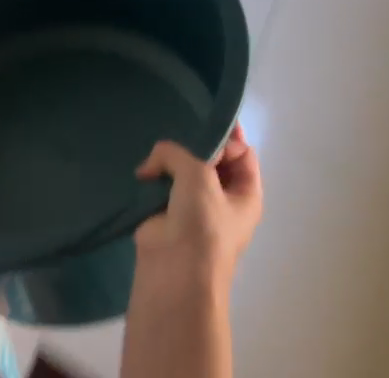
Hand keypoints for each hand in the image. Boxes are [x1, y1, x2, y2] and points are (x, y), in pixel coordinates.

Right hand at [132, 127, 262, 291]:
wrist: (175, 268)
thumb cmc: (202, 223)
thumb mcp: (198, 175)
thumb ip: (176, 153)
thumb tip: (153, 164)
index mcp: (246, 194)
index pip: (243, 153)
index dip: (227, 135)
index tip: (203, 121)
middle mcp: (223, 199)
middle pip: (211, 159)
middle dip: (193, 145)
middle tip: (173, 129)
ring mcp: (193, 206)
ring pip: (182, 170)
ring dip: (168, 160)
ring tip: (153, 150)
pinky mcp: (166, 212)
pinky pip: (160, 183)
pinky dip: (151, 175)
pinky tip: (142, 169)